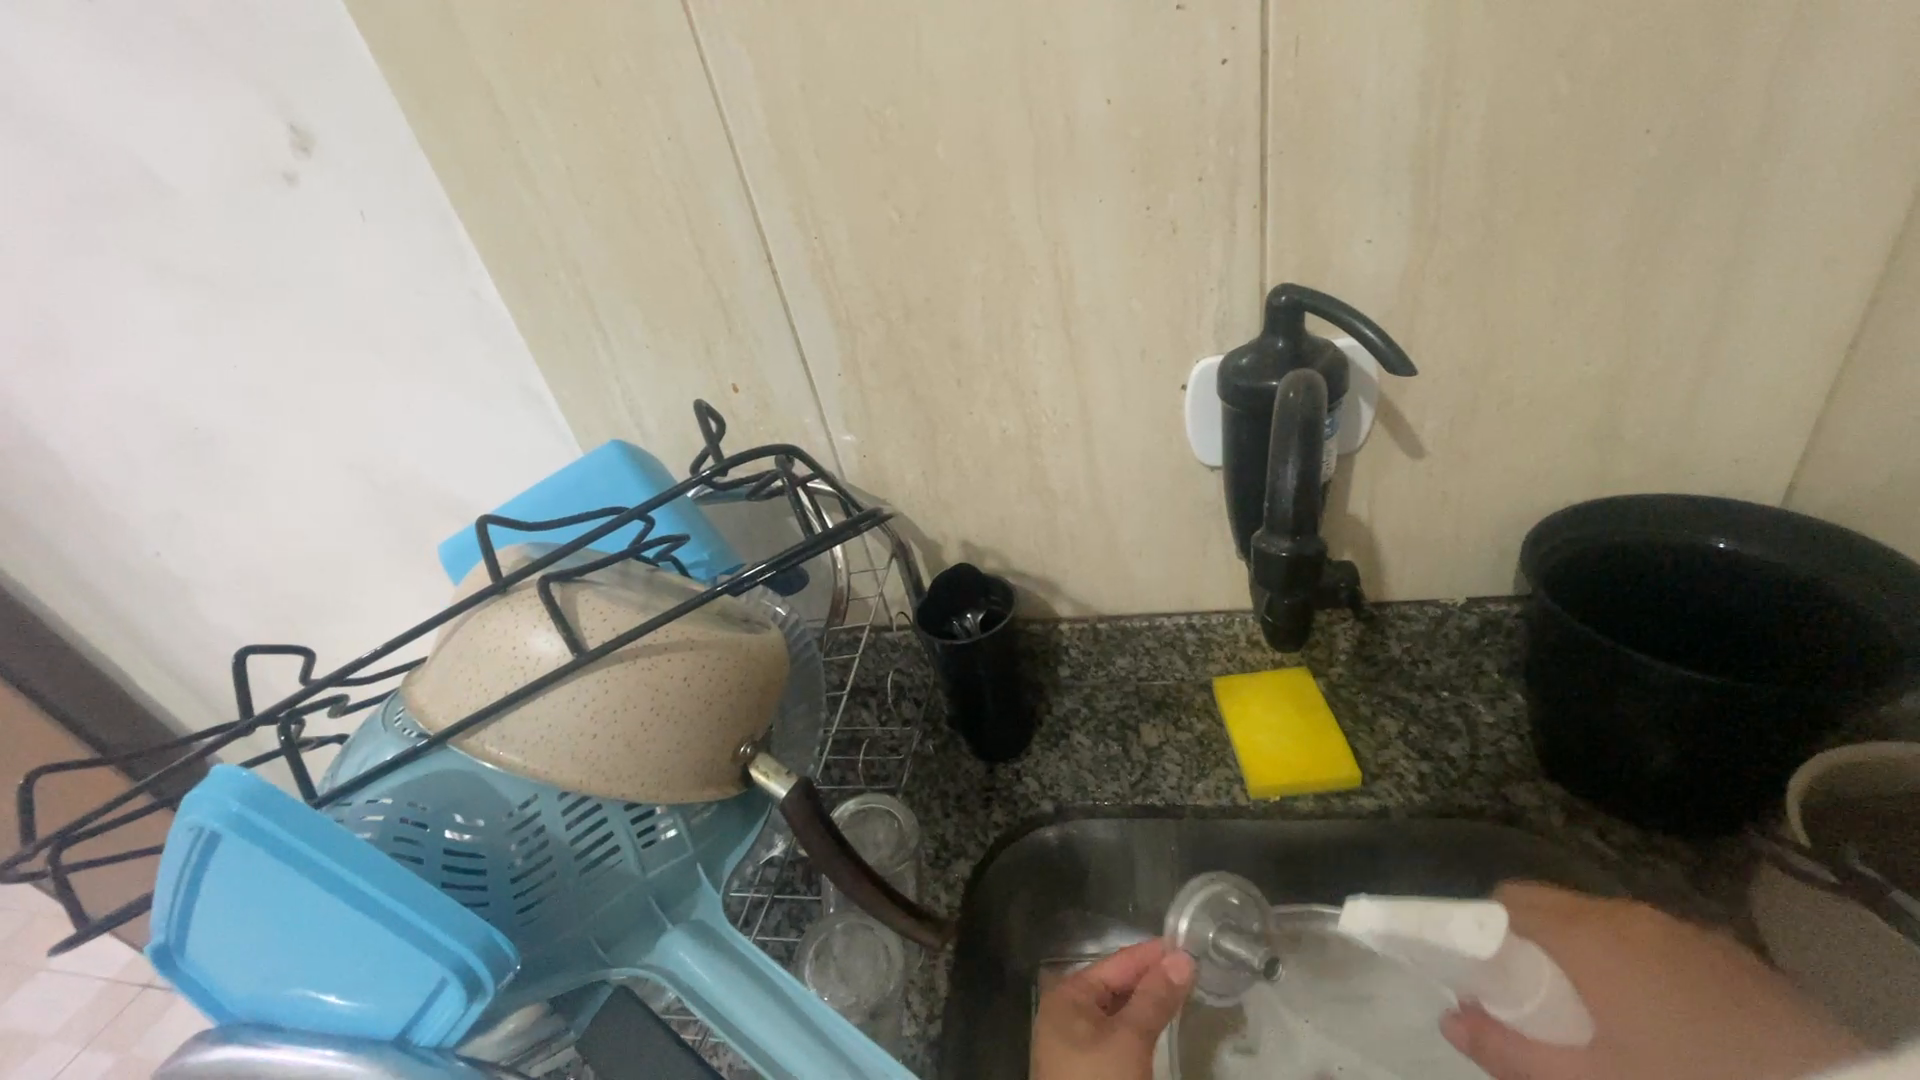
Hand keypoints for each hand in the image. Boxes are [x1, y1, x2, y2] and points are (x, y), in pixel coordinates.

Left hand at [1031, 939, 1194, 1079]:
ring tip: (1183, 989)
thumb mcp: (1129, 1040)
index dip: (1153, 953)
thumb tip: (1183, 958)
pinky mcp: (1087, 1067)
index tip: (1189, 943)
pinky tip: (1160, 1022)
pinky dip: (1140, 1024)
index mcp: (1069, 994)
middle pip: (1116, 984)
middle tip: (1192, 967)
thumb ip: (1155, 998)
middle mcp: (1067, 1011)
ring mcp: (1075, 1041)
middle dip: (1152, 975)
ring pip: (1118, 1009)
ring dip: (1148, 1000)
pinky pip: (1116, 1032)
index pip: (1117, 962)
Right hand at [1440, 883, 1865, 1079]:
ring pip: (1607, 925)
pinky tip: (1666, 1025)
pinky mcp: (1737, 958)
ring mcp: (1690, 932)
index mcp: (1587, 934)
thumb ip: (1508, 1051)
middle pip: (1553, 908)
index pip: (1505, 901)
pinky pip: (1659, 945)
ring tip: (1600, 1021)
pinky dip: (1639, 968)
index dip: (1483, 934)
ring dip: (1585, 957)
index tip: (1484, 981)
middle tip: (1535, 1007)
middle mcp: (1631, 915)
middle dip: (1530, 947)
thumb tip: (1448, 1018)